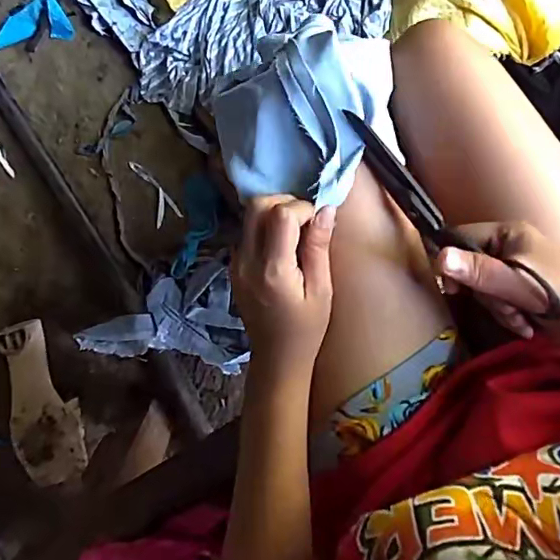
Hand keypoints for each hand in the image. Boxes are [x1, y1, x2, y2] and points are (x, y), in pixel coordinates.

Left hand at [233, 196, 336, 370]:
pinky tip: (283, 245)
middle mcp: (247, 261)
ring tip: (296, 232)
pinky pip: (247, 231)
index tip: (319, 222)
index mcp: (272, 270)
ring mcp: (235, 263)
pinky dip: (265, 226)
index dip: (303, 209)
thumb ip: (318, 247)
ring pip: (248, 215)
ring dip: (274, 212)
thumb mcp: (322, 290)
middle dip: (284, 202)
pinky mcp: (233, 265)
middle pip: (257, 205)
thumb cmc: (307, 328)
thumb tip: (326, 209)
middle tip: (306, 220)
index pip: (280, 214)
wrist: (276, 358)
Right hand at [432, 221, 559, 350]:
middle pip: (471, 268)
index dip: (453, 263)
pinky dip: (510, 316)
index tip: (454, 290)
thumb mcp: (518, 285)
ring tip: (524, 318)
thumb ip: (479, 271)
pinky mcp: (524, 289)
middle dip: (488, 296)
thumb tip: (439, 257)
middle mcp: (510, 245)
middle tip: (509, 307)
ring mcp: (517, 267)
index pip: (461, 237)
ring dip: (501, 310)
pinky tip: (528, 324)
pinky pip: (499, 301)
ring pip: (484, 289)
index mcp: (508, 233)